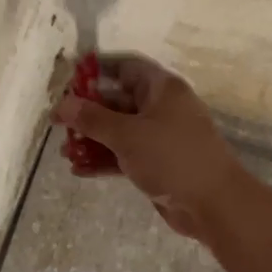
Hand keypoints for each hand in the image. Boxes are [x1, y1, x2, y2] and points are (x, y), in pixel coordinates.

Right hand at [51, 53, 247, 237]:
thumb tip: (62, 103)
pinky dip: (104, 160)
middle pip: (118, 101)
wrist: (213, 204)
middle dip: (87, 113)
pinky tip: (79, 171)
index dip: (96, 71)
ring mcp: (160, 138)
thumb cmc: (171, 158)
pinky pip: (125, 155)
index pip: (125, 67)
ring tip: (64, 153)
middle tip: (58, 124)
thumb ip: (92, 119)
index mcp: (161, 89)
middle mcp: (161, 108)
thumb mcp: (127, 135)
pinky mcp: (157, 164)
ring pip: (119, 132)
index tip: (68, 82)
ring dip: (92, 140)